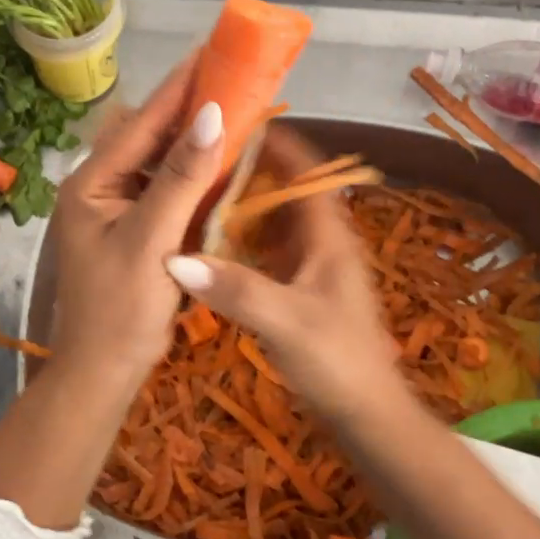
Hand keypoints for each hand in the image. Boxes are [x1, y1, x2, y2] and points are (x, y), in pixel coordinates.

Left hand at [43, 59, 226, 391]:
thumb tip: (213, 114)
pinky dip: (193, 177)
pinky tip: (223, 164)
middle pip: (149, 137)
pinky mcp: (135, 230)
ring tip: (236, 109)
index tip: (212, 52)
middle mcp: (100, 188)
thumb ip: (181, 177)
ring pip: (160, 163)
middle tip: (233, 77)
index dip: (178, 87)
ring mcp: (117, 210)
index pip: (140, 123)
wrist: (105, 371)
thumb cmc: (121, 308)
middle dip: (189, 108)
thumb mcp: (151, 239)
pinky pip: (167, 191)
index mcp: (91, 183)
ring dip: (193, 141)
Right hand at [163, 127, 400, 414]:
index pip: (305, 168)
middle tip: (196, 159)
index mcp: (329, 235)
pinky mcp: (299, 289)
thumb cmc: (338, 361)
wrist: (367, 414)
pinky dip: (240, 240)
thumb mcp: (285, 322)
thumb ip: (234, 289)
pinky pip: (266, 250)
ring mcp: (312, 266)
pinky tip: (206, 245)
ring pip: (273, 220)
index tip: (230, 124)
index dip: (274, 140)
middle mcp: (322, 241)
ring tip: (192, 192)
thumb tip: (173, 258)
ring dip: (240, 205)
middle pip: (284, 189)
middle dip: (246, 170)